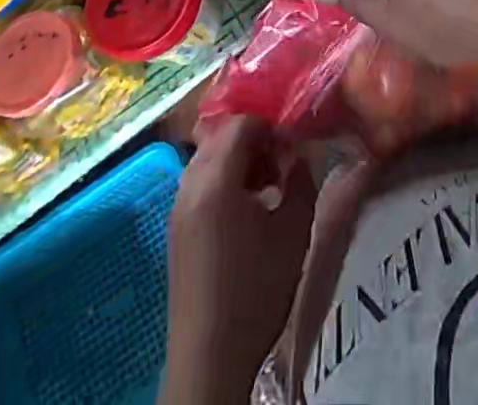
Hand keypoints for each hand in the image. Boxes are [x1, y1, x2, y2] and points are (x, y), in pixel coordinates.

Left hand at [161, 117, 316, 403]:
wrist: (211, 353)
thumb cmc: (258, 287)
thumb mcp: (295, 229)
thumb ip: (300, 181)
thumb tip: (298, 155)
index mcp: (215, 180)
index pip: (240, 123)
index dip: (271, 125)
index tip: (294, 143)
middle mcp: (189, 184)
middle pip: (220, 137)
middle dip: (254, 140)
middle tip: (283, 162)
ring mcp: (177, 207)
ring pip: (208, 159)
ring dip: (239, 159)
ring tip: (270, 185)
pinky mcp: (176, 227)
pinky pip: (200, 183)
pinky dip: (225, 180)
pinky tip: (249, 208)